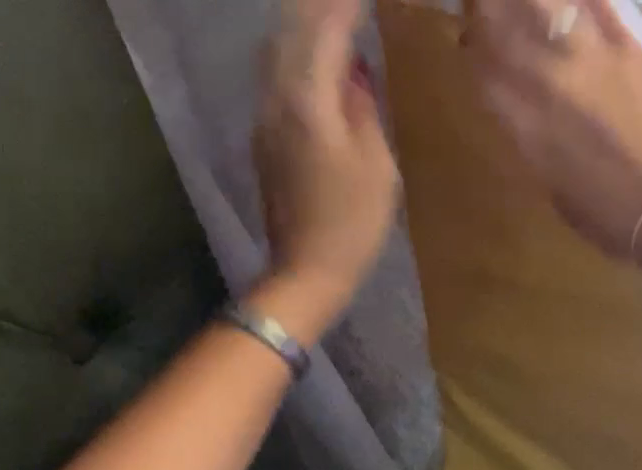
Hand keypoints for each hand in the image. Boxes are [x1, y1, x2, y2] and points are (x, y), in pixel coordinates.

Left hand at [253, 0, 398, 314]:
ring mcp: (264, 117)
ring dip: (303, 26)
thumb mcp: (377, 168)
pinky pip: (276, 75)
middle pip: (290, 29)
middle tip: (346, 2)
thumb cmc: (351, 225)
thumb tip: (355, 75)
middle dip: (319, 6)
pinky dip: (297, 53)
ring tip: (333, 19)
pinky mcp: (264, 137)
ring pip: (276, 49)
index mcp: (308, 101)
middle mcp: (277, 98)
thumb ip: (364, 110)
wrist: (305, 271)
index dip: (345, 5)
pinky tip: (320, 61)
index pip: (324, 30)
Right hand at [464, 0, 641, 262]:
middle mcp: (547, 83)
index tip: (477, 42)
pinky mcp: (631, 39)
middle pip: (500, 23)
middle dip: (491, 8)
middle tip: (495, 4)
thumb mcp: (557, 191)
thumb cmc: (614, 219)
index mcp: (525, 126)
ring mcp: (589, 55)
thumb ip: (536, 146)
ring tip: (530, 2)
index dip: (476, 50)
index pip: (483, 70)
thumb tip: (528, 119)